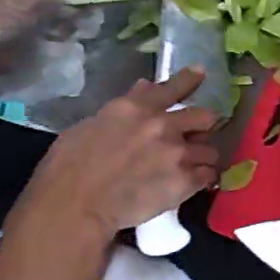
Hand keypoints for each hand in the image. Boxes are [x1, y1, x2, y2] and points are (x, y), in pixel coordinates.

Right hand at [11, 69, 220, 243]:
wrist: (74, 206)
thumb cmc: (69, 167)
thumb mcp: (91, 126)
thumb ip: (125, 108)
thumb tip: (146, 87)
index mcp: (135, 109)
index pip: (171, 88)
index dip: (189, 79)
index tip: (201, 72)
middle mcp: (163, 126)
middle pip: (205, 117)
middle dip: (203, 126)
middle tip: (194, 137)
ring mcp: (178, 153)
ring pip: (210, 150)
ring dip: (201, 157)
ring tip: (184, 168)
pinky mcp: (187, 180)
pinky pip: (209, 174)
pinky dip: (201, 178)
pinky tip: (188, 183)